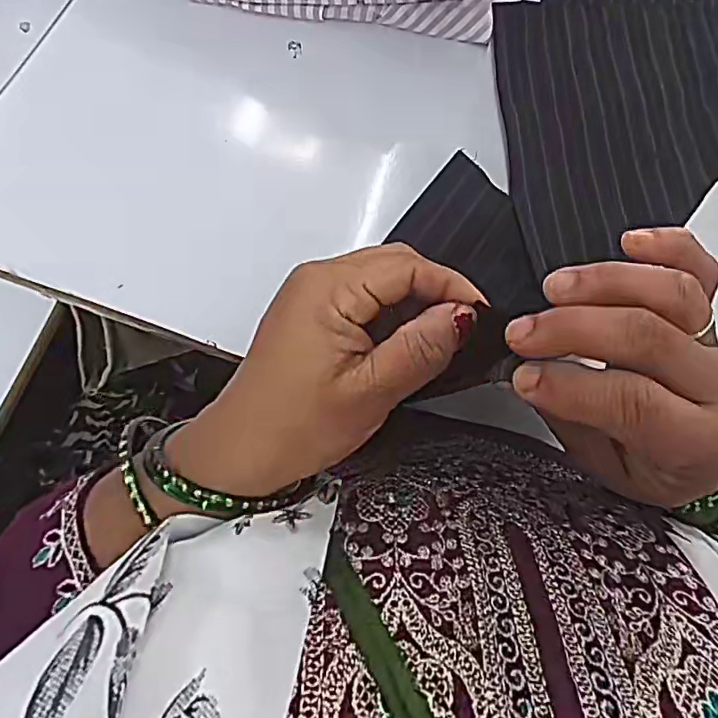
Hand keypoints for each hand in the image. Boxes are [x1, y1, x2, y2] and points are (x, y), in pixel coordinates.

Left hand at [164, 243, 482, 498]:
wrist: (239, 454)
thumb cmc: (287, 427)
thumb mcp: (370, 392)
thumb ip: (421, 347)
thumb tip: (461, 316)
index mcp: (327, 289)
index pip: (409, 265)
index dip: (452, 286)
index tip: (478, 313)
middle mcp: (317, 279)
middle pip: (397, 263)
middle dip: (437, 290)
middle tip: (463, 327)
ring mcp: (312, 292)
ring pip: (384, 277)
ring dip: (415, 302)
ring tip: (434, 341)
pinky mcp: (313, 309)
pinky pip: (366, 294)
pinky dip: (393, 312)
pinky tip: (403, 344)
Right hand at [506, 227, 717, 508]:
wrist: (709, 464)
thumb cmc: (660, 469)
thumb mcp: (610, 470)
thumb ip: (572, 417)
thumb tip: (531, 372)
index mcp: (697, 440)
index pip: (636, 401)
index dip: (572, 385)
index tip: (524, 375)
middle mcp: (714, 385)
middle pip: (648, 337)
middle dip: (572, 328)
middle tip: (524, 332)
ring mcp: (715, 343)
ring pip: (674, 293)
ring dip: (606, 282)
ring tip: (556, 287)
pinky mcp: (710, 313)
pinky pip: (702, 268)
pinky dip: (668, 247)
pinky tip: (629, 242)